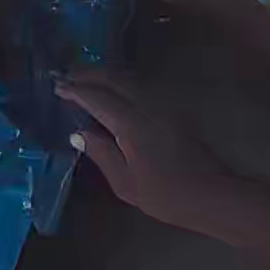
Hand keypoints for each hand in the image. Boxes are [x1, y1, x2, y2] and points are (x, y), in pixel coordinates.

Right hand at [54, 69, 269, 240]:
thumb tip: (78, 133)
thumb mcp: (126, 184)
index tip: (57, 86)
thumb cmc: (167, 195)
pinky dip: (122, 81)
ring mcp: (165, 104)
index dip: (77, 90)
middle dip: (89, 73)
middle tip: (66, 74)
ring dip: (106, 74)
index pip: (99, 98)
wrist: (212, 193)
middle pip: (116, 79)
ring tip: (84, 77)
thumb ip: (101, 153)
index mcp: (134, 125)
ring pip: (131, 78)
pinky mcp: (174, 108)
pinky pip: (142, 85)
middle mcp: (150, 106)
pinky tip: (113, 89)